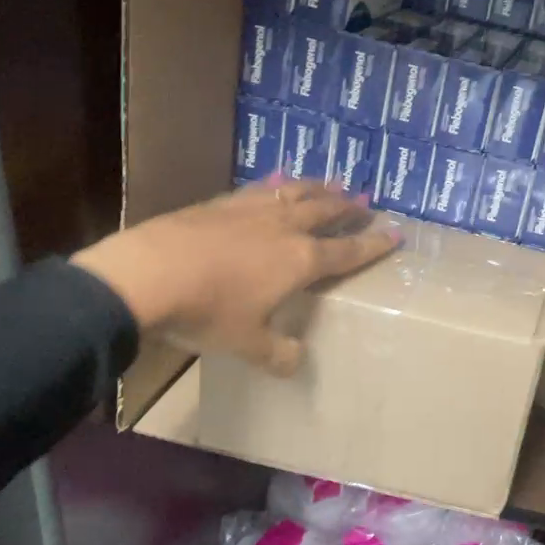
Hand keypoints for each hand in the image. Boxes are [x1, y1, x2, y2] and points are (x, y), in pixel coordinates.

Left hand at [71, 177, 400, 374]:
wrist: (148, 274)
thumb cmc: (208, 312)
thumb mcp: (246, 344)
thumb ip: (276, 354)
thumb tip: (295, 363)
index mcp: (302, 261)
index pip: (349, 252)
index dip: (374, 244)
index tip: (396, 234)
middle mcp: (286, 228)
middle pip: (327, 212)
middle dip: (349, 208)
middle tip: (365, 202)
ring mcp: (253, 209)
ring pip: (296, 191)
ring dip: (319, 187)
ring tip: (332, 183)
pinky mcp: (220, 202)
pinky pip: (260, 187)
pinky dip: (277, 184)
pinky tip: (276, 182)